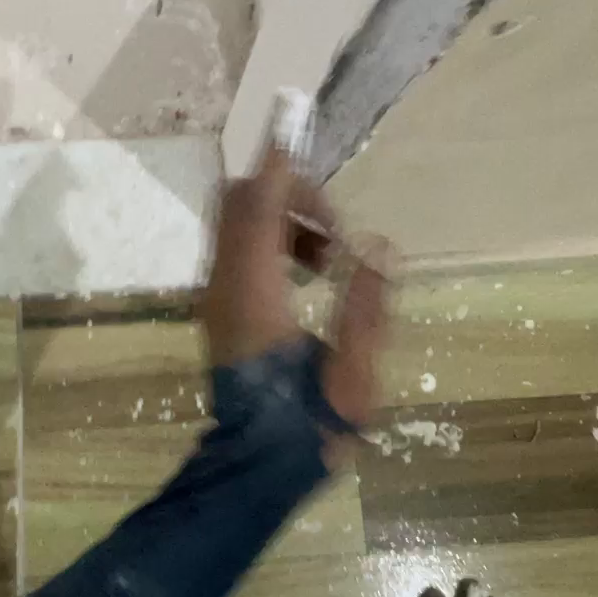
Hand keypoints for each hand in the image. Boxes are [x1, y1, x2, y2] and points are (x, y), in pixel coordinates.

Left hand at [199, 142, 389, 444]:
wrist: (253, 466)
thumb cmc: (306, 427)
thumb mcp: (353, 376)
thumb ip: (367, 308)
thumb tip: (380, 246)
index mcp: (253, 294)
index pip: (256, 210)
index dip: (277, 169)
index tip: (292, 130)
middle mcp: (224, 284)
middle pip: (239, 204)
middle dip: (287, 194)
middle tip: (335, 227)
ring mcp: (216, 295)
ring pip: (237, 224)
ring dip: (283, 219)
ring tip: (330, 258)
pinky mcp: (220, 307)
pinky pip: (238, 249)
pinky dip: (272, 242)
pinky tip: (309, 276)